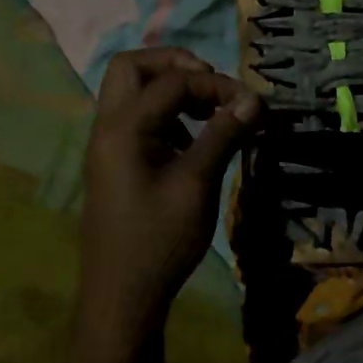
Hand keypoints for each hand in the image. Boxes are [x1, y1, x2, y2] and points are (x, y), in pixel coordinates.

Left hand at [78, 48, 261, 330]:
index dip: (216, 84)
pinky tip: (197, 137)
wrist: (123, 297)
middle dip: (176, 65)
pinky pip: (140, 118)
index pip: (172, 81)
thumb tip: (254, 99)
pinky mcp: (119, 163)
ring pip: (134, 91)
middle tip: (213, 82)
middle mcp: (108, 128)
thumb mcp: (197, 183)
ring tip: (212, 109)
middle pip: (133, 68)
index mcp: (122, 129)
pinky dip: (169, 112)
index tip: (251, 104)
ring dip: (173, 88)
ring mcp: (110, 146)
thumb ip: (223, 134)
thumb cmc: (160, 240)